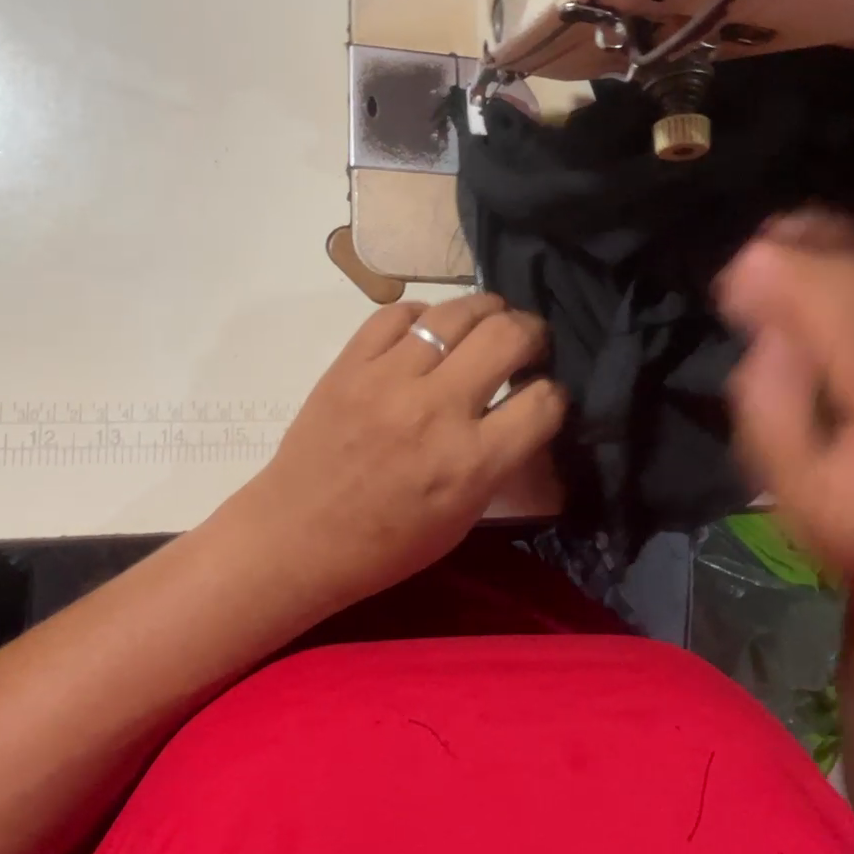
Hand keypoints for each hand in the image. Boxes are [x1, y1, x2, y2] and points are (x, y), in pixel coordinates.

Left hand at [222, 294, 566, 608]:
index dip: (555, 393)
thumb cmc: (387, 543)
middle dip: (533, 333)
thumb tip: (525, 411)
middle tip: (529, 344)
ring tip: (489, 321)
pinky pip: (397, 313)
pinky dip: (423, 316)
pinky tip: (428, 331)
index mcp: (470, 462)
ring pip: (456, 312)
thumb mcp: (463, 517)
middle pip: (507, 336)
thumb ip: (499, 461)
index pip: (543, 401)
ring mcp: (388, 379)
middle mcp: (436, 409)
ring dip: (486, 310)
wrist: (298, 537)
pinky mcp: (350, 363)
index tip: (545, 393)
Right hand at [715, 212, 853, 582]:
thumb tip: (773, 334)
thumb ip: (775, 409)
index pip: (852, 329)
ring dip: (837, 250)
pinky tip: (826, 242)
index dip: (796, 286)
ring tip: (778, 235)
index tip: (739, 271)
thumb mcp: (790, 489)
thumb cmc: (847, 534)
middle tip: (746, 256)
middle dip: (809, 261)